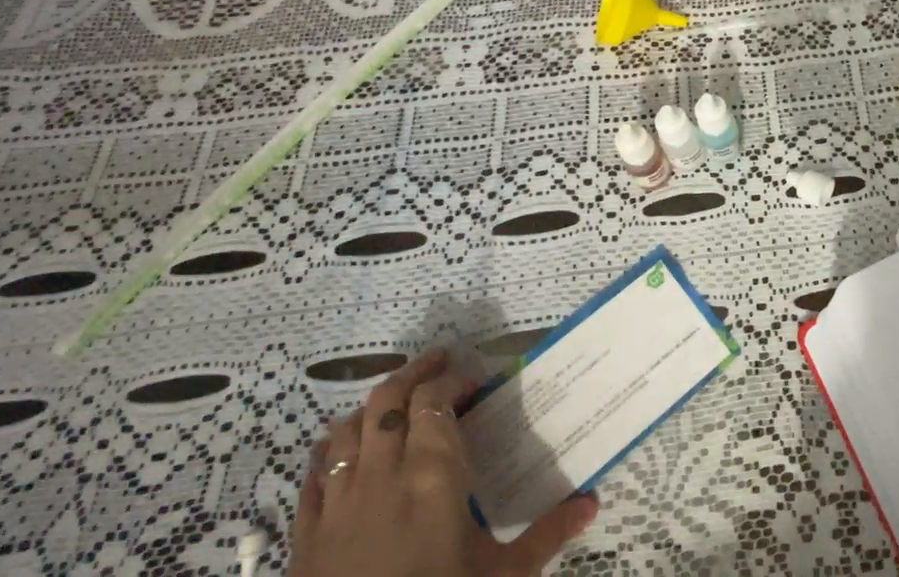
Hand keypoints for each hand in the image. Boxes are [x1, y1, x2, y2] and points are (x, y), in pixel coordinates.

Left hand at [291, 349, 597, 576]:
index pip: (435, 401)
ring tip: (398, 401)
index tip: (477, 381)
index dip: (454, 380)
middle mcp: (382, 475)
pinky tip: (343, 450)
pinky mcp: (306, 534)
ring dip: (374, 405)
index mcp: (433, 476)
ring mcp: (337, 502)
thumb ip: (547, 535)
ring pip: (348, 429)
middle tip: (441, 363)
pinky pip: (313, 473)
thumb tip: (592, 502)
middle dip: (416, 374)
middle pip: (389, 401)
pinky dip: (331, 449)